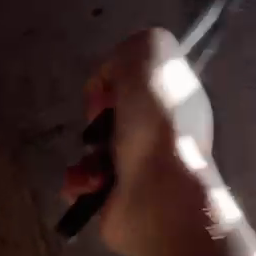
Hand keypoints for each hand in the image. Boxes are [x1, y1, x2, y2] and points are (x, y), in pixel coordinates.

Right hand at [63, 29, 217, 255]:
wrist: (158, 194)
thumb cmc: (157, 121)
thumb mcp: (149, 51)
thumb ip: (128, 51)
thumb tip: (108, 84)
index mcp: (176, 100)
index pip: (139, 82)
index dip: (117, 80)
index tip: (111, 90)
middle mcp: (160, 136)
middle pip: (111, 118)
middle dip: (95, 119)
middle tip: (99, 126)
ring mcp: (139, 172)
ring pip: (92, 153)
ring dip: (85, 156)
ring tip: (95, 164)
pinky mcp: (116, 203)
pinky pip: (83, 185)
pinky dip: (79, 183)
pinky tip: (90, 184)